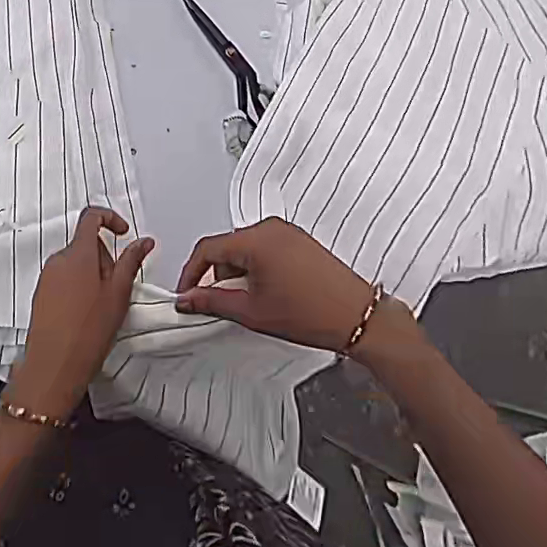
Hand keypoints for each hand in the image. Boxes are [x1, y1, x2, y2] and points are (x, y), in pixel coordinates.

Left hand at [5, 207, 152, 421]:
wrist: (54, 366)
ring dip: (92, 273)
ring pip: (76, 261)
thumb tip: (142, 242)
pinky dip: (78, 286)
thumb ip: (131, 261)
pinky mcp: (42, 293)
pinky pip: (64, 277)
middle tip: (116, 284)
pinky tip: (87, 313)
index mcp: (79, 254)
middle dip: (105, 257)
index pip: (92, 217)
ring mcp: (47, 277)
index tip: (123, 232)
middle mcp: (58, 260)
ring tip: (102, 305)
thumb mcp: (119, 293)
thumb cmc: (85, 333)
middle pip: (86, 242)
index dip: (111, 219)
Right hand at [174, 217, 381, 351]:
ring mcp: (286, 232)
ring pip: (244, 248)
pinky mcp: (298, 240)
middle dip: (218, 275)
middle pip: (226, 247)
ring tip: (255, 303)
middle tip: (224, 303)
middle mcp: (270, 228)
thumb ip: (213, 301)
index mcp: (256, 240)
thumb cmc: (316, 312)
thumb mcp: (252, 312)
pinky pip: (264, 248)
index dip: (191, 273)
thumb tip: (190, 298)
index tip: (187, 292)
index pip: (207, 249)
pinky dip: (257, 268)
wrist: (359, 318)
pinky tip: (269, 293)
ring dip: (239, 273)